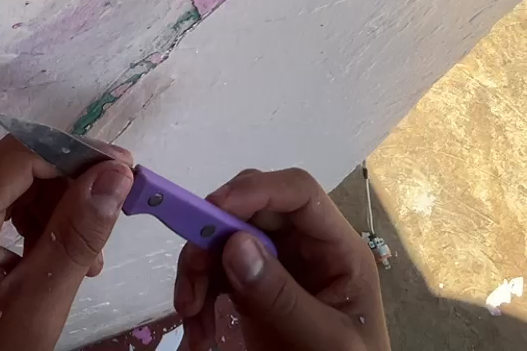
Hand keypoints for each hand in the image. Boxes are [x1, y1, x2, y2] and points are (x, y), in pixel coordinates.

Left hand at [0, 135, 134, 350]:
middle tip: (106, 229)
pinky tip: (51, 251)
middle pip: (19, 163)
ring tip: (82, 257)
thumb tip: (116, 174)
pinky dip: (29, 213)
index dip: (78, 152)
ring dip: (53, 205)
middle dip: (68, 189)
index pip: (24, 152)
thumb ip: (76, 236)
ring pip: (12, 176)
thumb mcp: (37, 305)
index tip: (126, 168)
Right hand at [173, 168, 388, 350]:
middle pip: (251, 209)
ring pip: (225, 236)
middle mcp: (304, 244)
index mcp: (337, 247)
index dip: (257, 190)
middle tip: (192, 269)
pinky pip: (215, 270)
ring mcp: (276, 262)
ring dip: (198, 269)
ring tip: (189, 312)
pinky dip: (198, 294)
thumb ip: (282, 296)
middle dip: (214, 234)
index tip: (215, 208)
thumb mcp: (324, 342)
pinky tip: (197, 329)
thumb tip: (234, 243)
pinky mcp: (253, 285)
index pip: (299, 192)